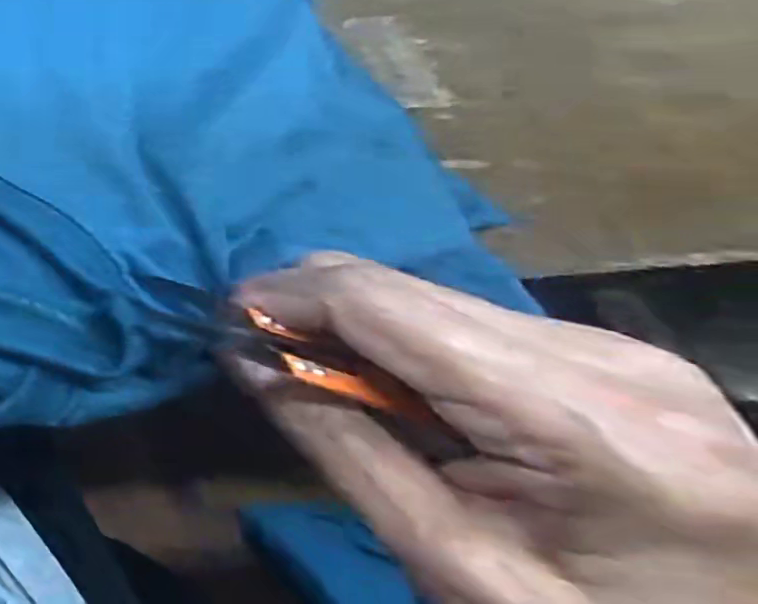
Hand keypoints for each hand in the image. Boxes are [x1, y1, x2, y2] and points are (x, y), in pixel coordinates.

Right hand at [233, 253, 757, 603]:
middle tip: (259, 346)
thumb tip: (242, 356)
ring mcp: (624, 351)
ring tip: (321, 370)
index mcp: (587, 427)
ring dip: (351, 320)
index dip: (286, 295)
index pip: (383, 304)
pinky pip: (464, 315)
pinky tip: (394, 382)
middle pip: (401, 286)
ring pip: (426, 292)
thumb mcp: (449, 562)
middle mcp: (610, 361)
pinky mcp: (618, 355)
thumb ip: (338, 445)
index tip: (225, 316)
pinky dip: (401, 335)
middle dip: (310, 304)